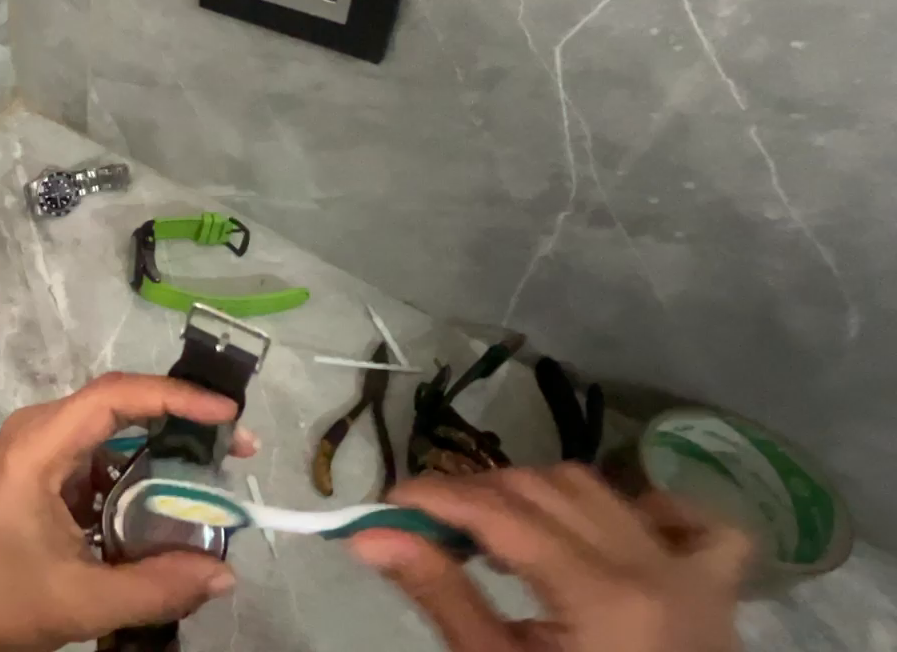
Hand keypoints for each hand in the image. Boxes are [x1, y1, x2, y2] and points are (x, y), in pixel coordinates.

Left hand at [0, 372, 256, 651]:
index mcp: (37, 445)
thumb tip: (226, 573)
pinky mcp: (39, 472)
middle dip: (178, 419)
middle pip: (115, 406)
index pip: (112, 397)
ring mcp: (36, 450)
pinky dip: (135, 471)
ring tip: (214, 470)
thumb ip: (157, 587)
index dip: (172, 396)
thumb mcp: (81, 600)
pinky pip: (95, 457)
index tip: (226, 413)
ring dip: (159, 446)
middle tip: (236, 445)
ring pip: (108, 431)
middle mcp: (36, 432)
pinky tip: (169, 497)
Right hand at [349, 465, 751, 651]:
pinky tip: (600, 526)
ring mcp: (695, 579)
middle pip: (535, 488)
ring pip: (592, 489)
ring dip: (531, 494)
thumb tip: (369, 534)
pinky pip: (698, 527)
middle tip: (426, 525)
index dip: (431, 496)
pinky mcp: (719, 595)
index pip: (496, 511)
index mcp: (605, 598)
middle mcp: (652, 570)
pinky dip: (645, 510)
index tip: (384, 506)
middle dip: (470, 492)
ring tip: (493, 529)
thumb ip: (440, 595)